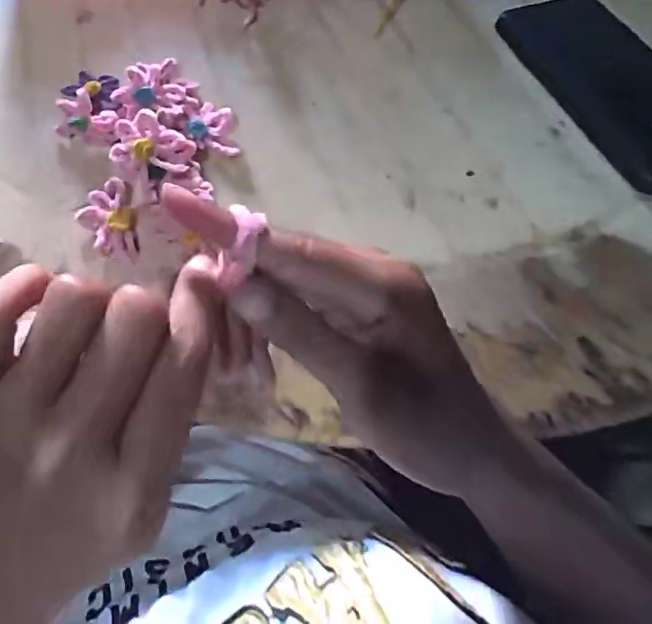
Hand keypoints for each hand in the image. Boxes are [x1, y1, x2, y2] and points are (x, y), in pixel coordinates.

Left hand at [0, 261, 219, 623]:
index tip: (198, 279)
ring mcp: (13, 416)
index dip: (199, 307)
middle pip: (133, 316)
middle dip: (143, 303)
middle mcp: (74, 447)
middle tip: (131, 322)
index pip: (182, 364)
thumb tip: (190, 308)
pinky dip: (25, 284)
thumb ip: (170, 419)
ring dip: (89, 294)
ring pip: (70, 298)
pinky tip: (41, 297)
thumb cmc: (74, 539)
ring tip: (85, 320)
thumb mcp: (144, 506)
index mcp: (133, 487)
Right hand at [162, 186, 512, 495]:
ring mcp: (357, 280)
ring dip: (250, 312)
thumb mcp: (360, 387)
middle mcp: (365, 266)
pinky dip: (268, 319)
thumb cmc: (427, 429)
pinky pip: (295, 293)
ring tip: (236, 364)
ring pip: (281, 276)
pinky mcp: (350, 298)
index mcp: (376, 281)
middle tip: (208, 337)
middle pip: (280, 258)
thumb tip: (233, 279)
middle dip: (234, 288)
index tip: (175, 198)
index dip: (227, 226)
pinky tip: (257, 355)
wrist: (477, 454)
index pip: (288, 247)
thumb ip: (297, 329)